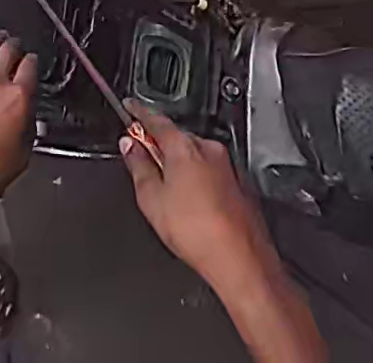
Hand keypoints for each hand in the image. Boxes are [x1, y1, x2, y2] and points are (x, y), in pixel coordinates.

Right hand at [121, 103, 325, 362]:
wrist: (242, 264)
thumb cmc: (200, 234)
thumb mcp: (151, 199)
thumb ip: (137, 165)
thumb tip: (130, 147)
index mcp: (183, 146)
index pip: (155, 118)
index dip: (138, 111)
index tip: (130, 107)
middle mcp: (208, 149)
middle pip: (175, 136)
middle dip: (158, 144)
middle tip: (142, 157)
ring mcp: (227, 166)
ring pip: (194, 154)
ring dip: (178, 162)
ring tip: (168, 192)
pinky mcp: (239, 184)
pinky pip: (210, 170)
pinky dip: (197, 177)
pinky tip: (191, 204)